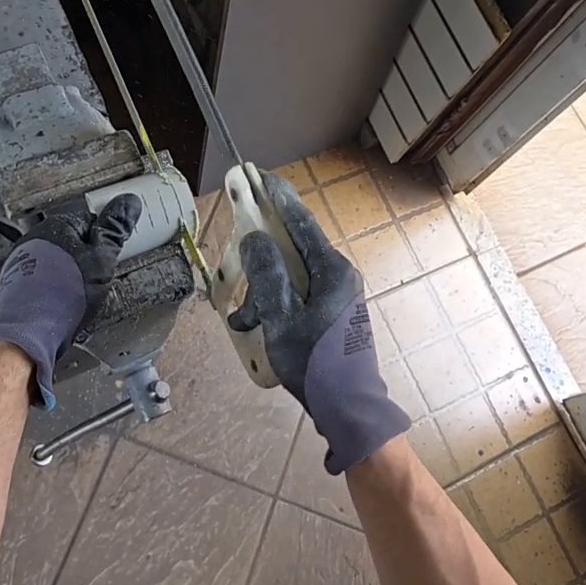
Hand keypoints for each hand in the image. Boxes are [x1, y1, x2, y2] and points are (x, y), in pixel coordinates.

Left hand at [0, 194, 141, 408]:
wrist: (26, 332)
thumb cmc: (65, 292)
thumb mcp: (101, 259)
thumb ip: (114, 230)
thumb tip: (129, 201)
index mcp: (56, 225)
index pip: (89, 220)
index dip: (105, 238)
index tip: (114, 253)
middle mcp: (34, 238)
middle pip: (71, 241)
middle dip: (86, 257)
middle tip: (99, 276)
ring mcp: (22, 262)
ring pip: (57, 262)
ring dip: (70, 274)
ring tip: (81, 294)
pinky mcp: (16, 285)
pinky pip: (44, 280)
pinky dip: (55, 289)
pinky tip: (64, 303)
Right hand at [230, 172, 408, 472]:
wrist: (350, 409)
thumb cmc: (316, 364)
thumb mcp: (282, 318)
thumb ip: (267, 275)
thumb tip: (255, 238)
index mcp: (332, 270)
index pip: (300, 221)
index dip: (276, 197)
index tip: (258, 175)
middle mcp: (338, 276)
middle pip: (292, 249)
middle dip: (259, 258)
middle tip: (235, 258)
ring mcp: (337, 295)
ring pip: (291, 277)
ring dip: (263, 293)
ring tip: (241, 319)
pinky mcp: (332, 314)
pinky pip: (297, 296)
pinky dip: (275, 307)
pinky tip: (256, 328)